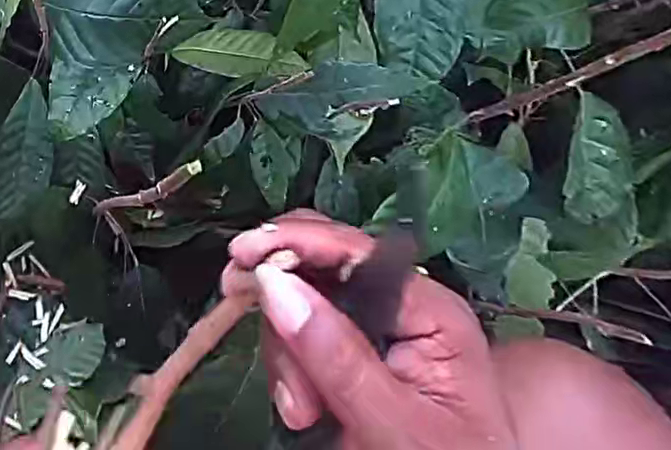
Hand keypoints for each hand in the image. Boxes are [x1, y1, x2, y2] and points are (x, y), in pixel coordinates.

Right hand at [223, 211, 517, 449]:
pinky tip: (299, 407)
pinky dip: (288, 364)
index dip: (293, 240)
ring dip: (286, 350)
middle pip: (320, 264)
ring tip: (299, 411)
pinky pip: (300, 333)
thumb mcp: (396, 429)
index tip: (243, 253)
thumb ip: (338, 358)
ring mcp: (373, 327)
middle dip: (285, 304)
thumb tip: (274, 283)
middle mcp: (400, 304)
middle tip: (253, 329)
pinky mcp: (351, 352)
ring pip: (301, 298)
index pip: (352, 250)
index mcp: (428, 309)